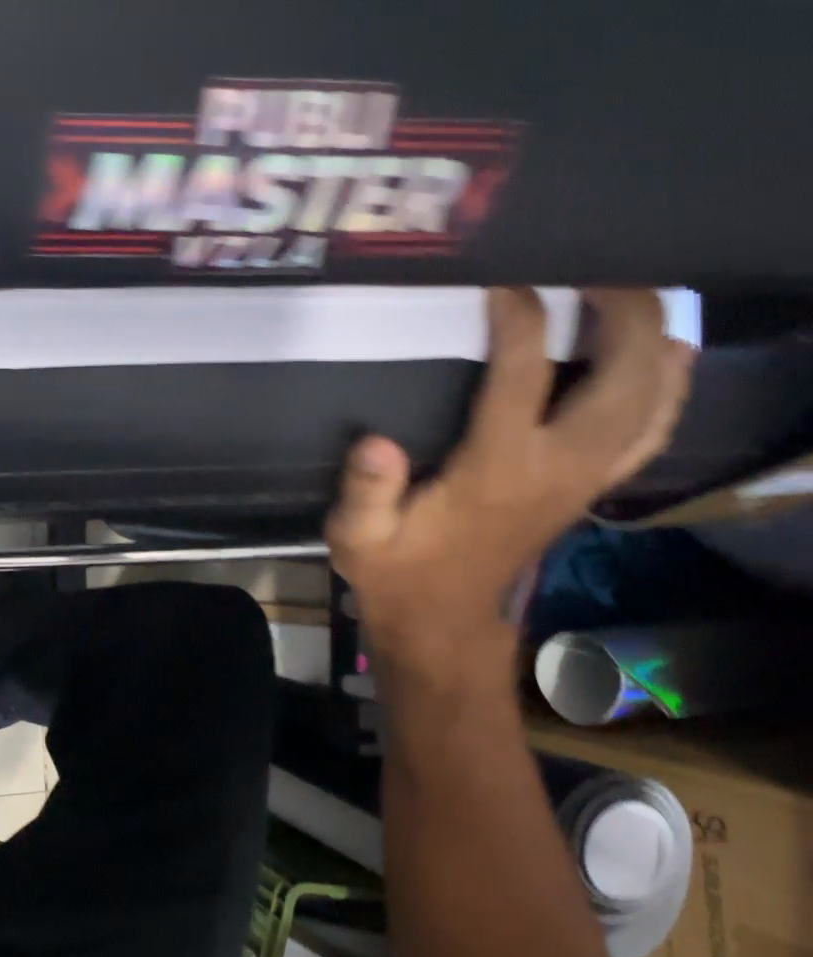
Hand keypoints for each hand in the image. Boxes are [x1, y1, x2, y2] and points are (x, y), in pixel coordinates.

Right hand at [325, 287, 693, 661]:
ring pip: (654, 394)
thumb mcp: (357, 536)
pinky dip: (668, 383)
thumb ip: (366, 491)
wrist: (441, 618)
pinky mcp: (590, 483)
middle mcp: (558, 464)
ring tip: (627, 295)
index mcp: (498, 469)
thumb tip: (375, 442)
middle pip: (625, 372)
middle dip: (621, 310)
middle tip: (589, 270)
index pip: (525, 375)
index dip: (521, 319)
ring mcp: (585, 475)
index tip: (505, 280)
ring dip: (652, 337)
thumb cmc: (395, 569)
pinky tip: (662, 356)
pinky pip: (653, 425)